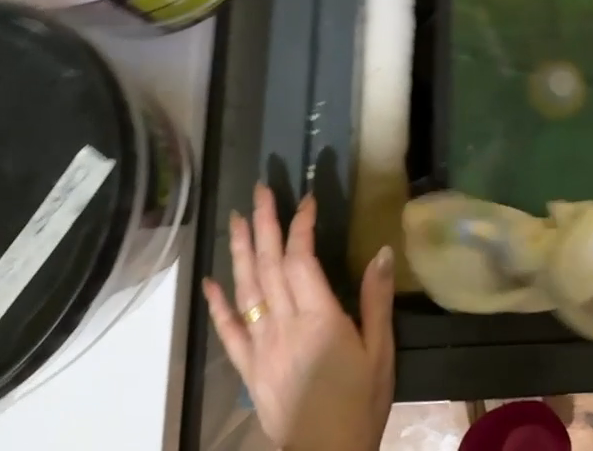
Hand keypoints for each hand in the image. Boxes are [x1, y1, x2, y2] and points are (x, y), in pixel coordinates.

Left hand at [203, 184, 394, 450]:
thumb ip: (376, 300)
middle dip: (264, 223)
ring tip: (237, 218)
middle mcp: (283, 324)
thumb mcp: (380, 352)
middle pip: (268, 265)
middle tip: (260, 190)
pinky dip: (218, 303)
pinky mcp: (248, 368)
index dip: (301, 225)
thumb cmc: (359, 403)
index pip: (300, 258)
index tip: (306, 198)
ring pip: (246, 289)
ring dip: (240, 250)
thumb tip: (381, 251)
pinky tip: (210, 281)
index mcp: (318, 317)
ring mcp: (260, 346)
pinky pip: (228, 331)